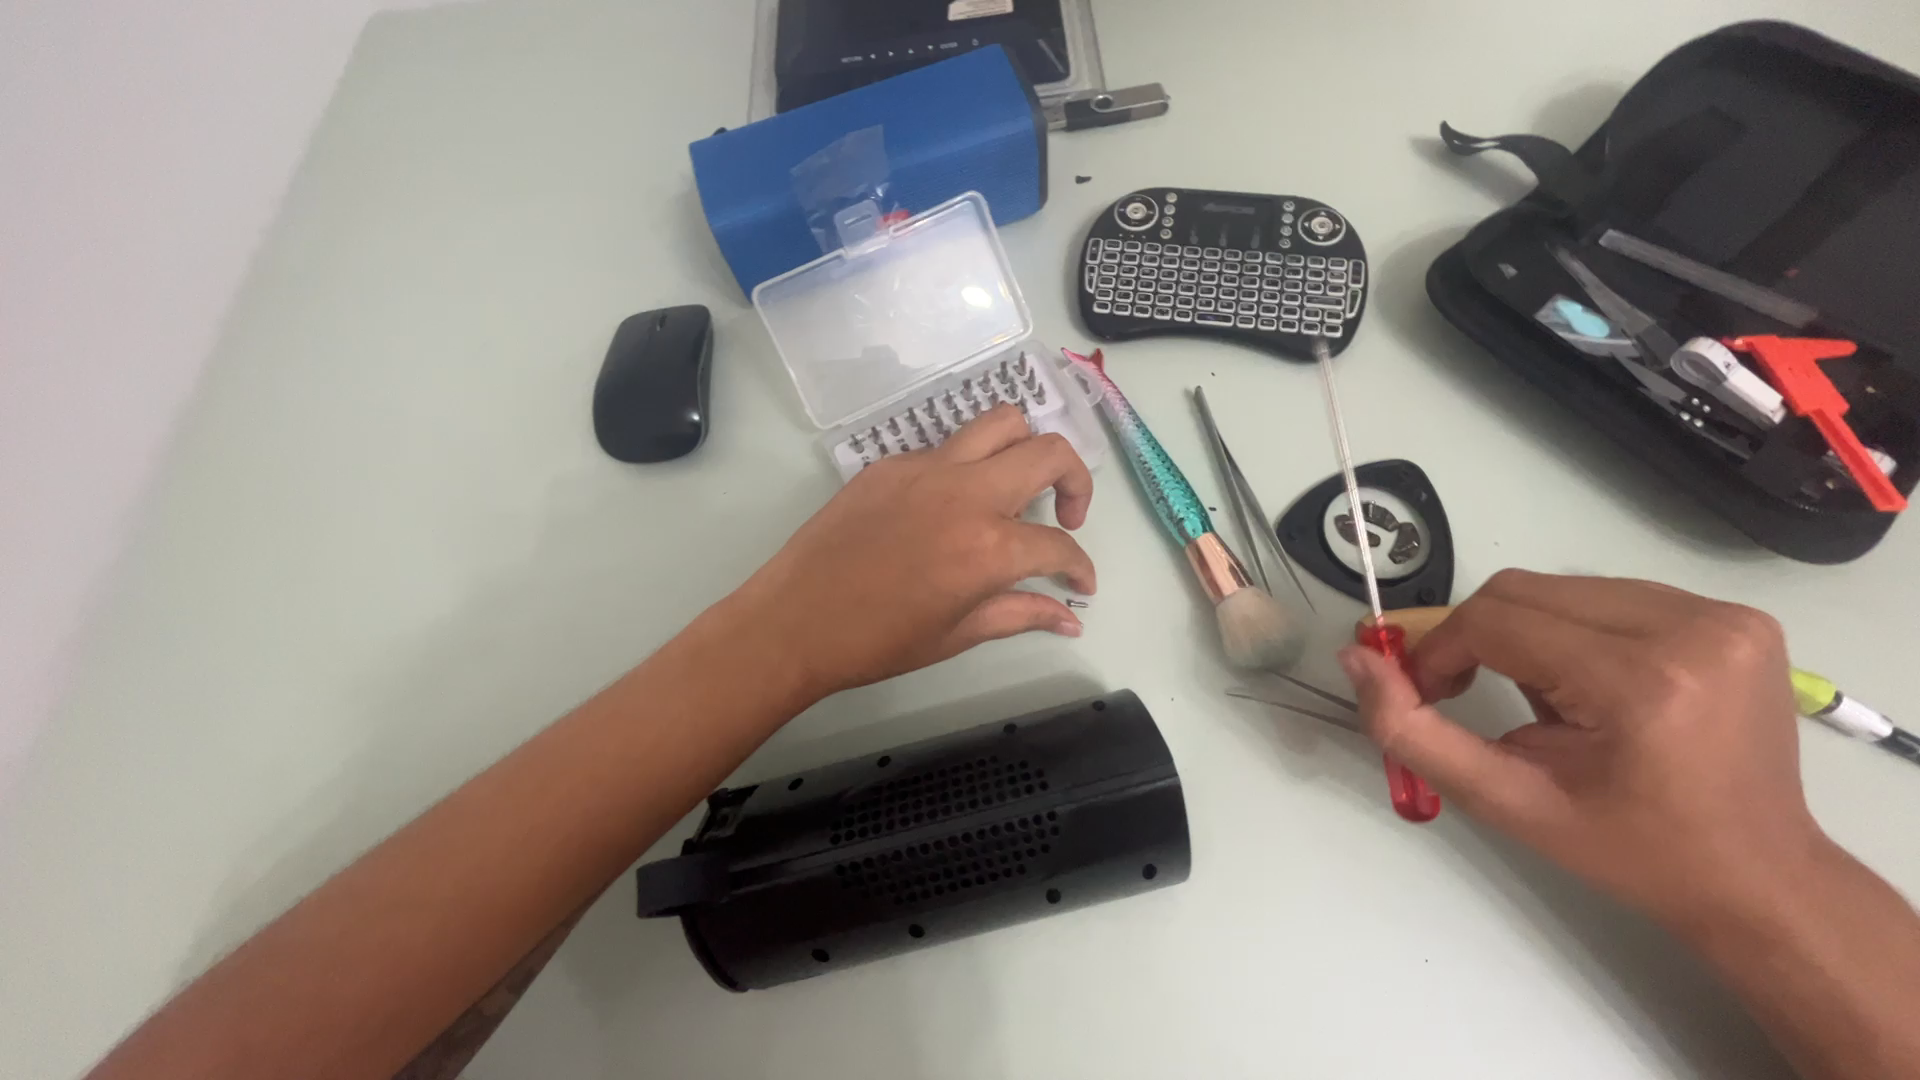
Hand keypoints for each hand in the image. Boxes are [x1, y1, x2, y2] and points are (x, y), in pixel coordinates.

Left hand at [735, 405, 1095, 699]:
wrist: (794, 622)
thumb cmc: (877, 642)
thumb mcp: (958, 634)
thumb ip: (1022, 614)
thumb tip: (1071, 618)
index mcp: (988, 547)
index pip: (1058, 544)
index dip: (1080, 566)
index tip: (1080, 583)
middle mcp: (966, 493)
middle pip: (1048, 451)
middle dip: (1076, 480)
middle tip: (1065, 515)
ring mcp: (926, 469)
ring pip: (1000, 423)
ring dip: (1025, 448)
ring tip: (1016, 488)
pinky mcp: (891, 463)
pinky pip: (947, 447)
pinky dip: (967, 467)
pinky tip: (949, 507)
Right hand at [1339, 570, 1823, 925]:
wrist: (1755, 874)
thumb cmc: (1624, 846)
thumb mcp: (1500, 800)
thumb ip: (1409, 730)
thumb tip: (1353, 655)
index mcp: (1643, 683)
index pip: (1494, 622)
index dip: (1438, 652)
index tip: (1428, 695)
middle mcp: (1694, 629)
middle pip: (1520, 591)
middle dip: (1472, 637)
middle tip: (1462, 690)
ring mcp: (1727, 615)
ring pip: (1556, 587)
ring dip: (1518, 630)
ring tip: (1534, 692)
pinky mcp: (1739, 613)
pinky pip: (1604, 593)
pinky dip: (1567, 626)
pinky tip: (1582, 677)